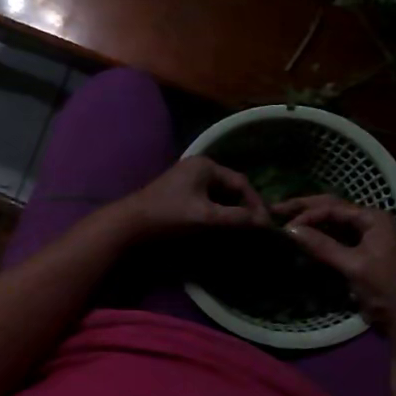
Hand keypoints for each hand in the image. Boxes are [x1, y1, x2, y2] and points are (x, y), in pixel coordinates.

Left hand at [118, 156, 270, 237]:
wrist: (129, 226)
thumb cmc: (169, 216)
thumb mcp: (207, 217)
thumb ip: (237, 218)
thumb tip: (264, 223)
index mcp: (206, 165)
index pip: (241, 182)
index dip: (256, 204)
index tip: (266, 225)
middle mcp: (199, 167)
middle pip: (232, 188)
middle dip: (245, 208)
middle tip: (257, 228)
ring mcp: (188, 180)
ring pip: (220, 195)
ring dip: (232, 212)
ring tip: (243, 230)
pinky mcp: (181, 194)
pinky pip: (209, 201)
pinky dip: (219, 213)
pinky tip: (224, 228)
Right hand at [276, 195, 395, 331]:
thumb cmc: (387, 287)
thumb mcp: (353, 265)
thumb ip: (322, 246)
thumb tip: (289, 230)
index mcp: (375, 218)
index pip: (333, 208)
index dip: (307, 214)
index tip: (284, 225)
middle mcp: (373, 222)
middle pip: (333, 210)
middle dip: (306, 209)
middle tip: (276, 208)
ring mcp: (370, 238)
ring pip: (335, 225)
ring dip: (312, 224)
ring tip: (286, 221)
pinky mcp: (365, 254)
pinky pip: (339, 240)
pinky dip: (322, 239)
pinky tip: (305, 240)